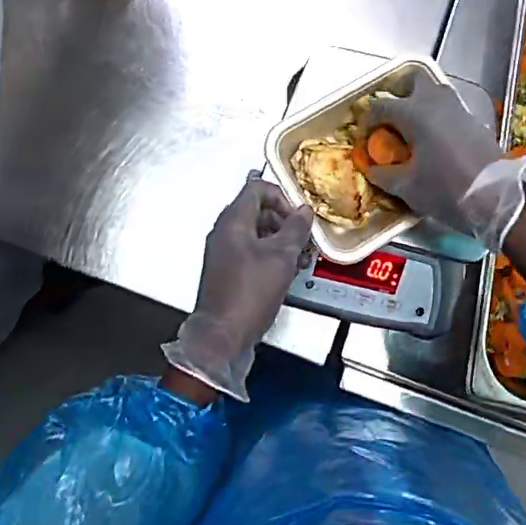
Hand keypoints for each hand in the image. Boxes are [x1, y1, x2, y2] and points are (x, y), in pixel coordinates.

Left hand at [161, 176, 314, 401]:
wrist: (222, 337)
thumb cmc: (249, 293)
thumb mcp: (281, 257)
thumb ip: (295, 229)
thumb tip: (303, 212)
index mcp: (233, 221)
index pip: (257, 188)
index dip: (282, 196)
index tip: (298, 216)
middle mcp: (224, 232)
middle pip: (257, 210)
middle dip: (284, 221)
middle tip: (303, 238)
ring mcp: (223, 252)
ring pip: (256, 233)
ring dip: (280, 241)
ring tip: (300, 258)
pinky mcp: (227, 272)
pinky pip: (251, 252)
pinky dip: (270, 256)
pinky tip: (287, 272)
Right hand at [359, 77, 525, 248]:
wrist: (498, 200)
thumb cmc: (448, 191)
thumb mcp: (407, 187)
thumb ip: (383, 175)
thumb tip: (372, 169)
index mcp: (415, 113)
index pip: (381, 106)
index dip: (367, 122)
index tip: (365, 139)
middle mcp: (437, 102)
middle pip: (412, 82)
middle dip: (397, 96)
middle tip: (388, 122)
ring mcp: (458, 108)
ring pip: (433, 92)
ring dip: (418, 105)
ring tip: (409, 132)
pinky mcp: (473, 120)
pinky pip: (447, 107)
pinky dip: (434, 116)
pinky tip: (431, 141)